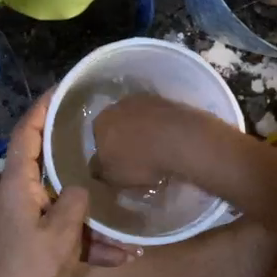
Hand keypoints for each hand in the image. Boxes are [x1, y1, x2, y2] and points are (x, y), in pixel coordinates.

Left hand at [0, 93, 128, 276]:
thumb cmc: (27, 271)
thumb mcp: (60, 235)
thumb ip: (76, 202)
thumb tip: (81, 190)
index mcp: (17, 184)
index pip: (26, 131)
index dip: (43, 106)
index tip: (63, 87)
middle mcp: (15, 194)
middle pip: (44, 160)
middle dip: (70, 148)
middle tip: (96, 130)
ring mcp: (21, 218)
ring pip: (60, 200)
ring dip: (90, 210)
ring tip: (123, 208)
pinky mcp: (29, 240)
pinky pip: (62, 229)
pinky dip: (87, 239)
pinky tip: (121, 256)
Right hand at [90, 94, 212, 188]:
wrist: (180, 140)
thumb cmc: (140, 161)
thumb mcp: (112, 176)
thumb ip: (99, 170)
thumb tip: (96, 166)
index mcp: (101, 121)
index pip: (97, 138)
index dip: (106, 153)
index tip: (117, 166)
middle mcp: (119, 105)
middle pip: (119, 125)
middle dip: (125, 140)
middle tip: (136, 160)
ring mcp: (145, 100)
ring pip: (140, 120)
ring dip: (144, 133)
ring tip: (156, 153)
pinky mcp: (168, 102)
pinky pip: (159, 119)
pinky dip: (161, 130)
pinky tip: (170, 144)